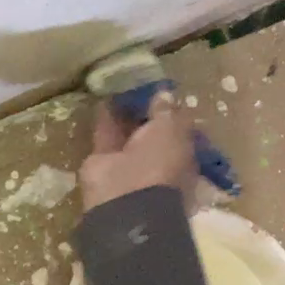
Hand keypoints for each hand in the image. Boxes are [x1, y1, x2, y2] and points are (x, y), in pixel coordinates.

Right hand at [79, 91, 198, 211]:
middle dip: (146, 112)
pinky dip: (105, 119)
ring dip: (124, 113)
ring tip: (119, 86)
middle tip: (138, 85)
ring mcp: (130, 164)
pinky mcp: (105, 163)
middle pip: (151, 131)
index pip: (178, 130)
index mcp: (182, 157)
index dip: (170, 110)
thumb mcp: (171, 130)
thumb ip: (167, 111)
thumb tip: (165, 94)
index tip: (162, 89)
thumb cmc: (160, 164)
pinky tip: (102, 98)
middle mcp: (157, 161)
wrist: (125, 199)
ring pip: (128, 133)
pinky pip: (107, 136)